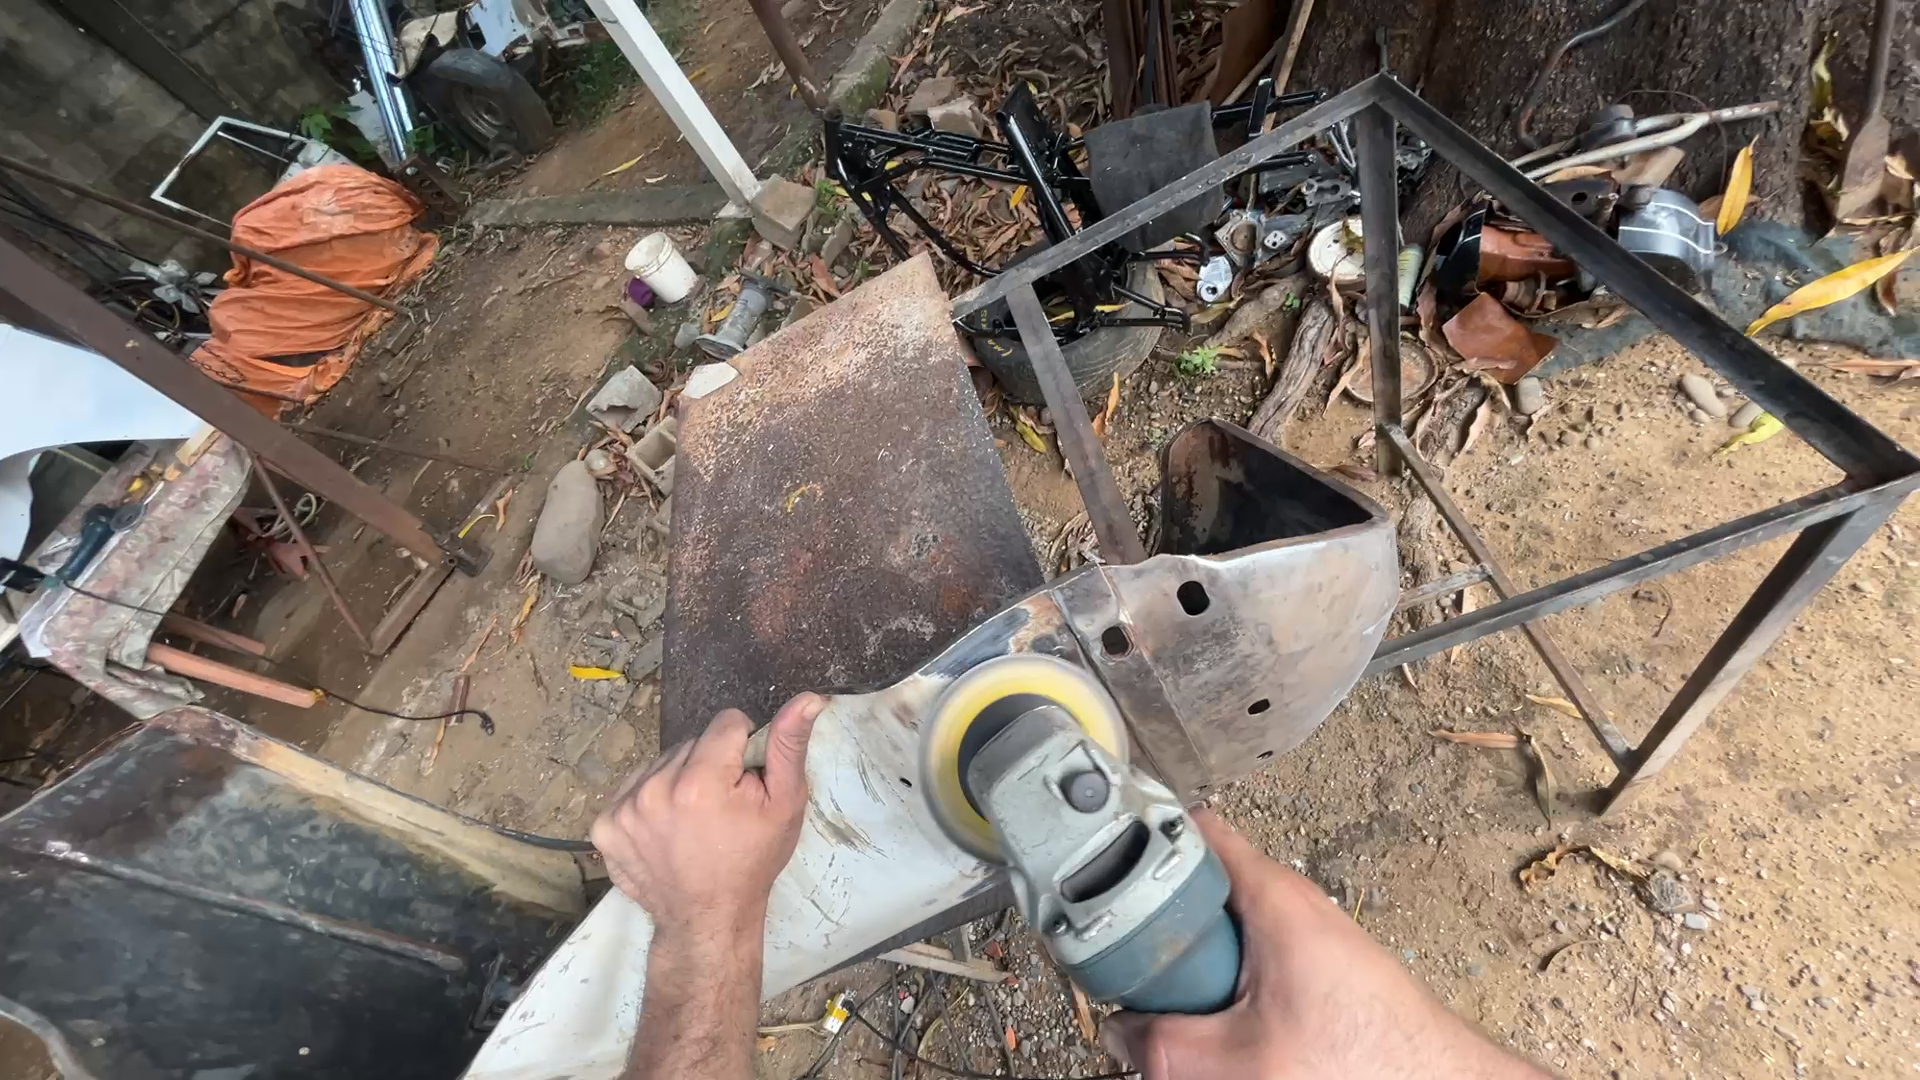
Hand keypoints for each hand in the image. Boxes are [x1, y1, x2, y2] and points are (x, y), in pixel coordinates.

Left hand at [590, 693, 824, 939]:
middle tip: (724, 803)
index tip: (745, 780)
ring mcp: (623, 809)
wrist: (709, 920)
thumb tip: (808, 699)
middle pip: (694, 742)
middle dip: (712, 762)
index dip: (743, 746)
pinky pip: (636, 784)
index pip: (727, 722)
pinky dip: (653, 797)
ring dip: (681, 778)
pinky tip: (668, 824)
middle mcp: (654, 788)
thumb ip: (789, 744)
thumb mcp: (785, 803)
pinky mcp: (603, 825)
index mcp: (700, 781)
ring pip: (665, 761)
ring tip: (696, 815)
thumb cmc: (754, 859)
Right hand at [1100, 810, 1546, 1079]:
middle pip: (1198, 877)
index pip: (1193, 825)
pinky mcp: (1311, 963)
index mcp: (1268, 893)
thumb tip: (1120, 1034)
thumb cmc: (1369, 1063)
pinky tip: (1211, 1018)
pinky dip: (1218, 973)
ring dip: (1187, 950)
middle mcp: (1284, 898)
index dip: (1143, 829)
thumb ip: (1168, 1047)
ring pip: (1220, 920)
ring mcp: (1300, 929)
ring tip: (1161, 990)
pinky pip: (1245, 950)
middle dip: (1156, 911)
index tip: (1103, 853)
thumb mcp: (1245, 1062)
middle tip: (1121, 945)